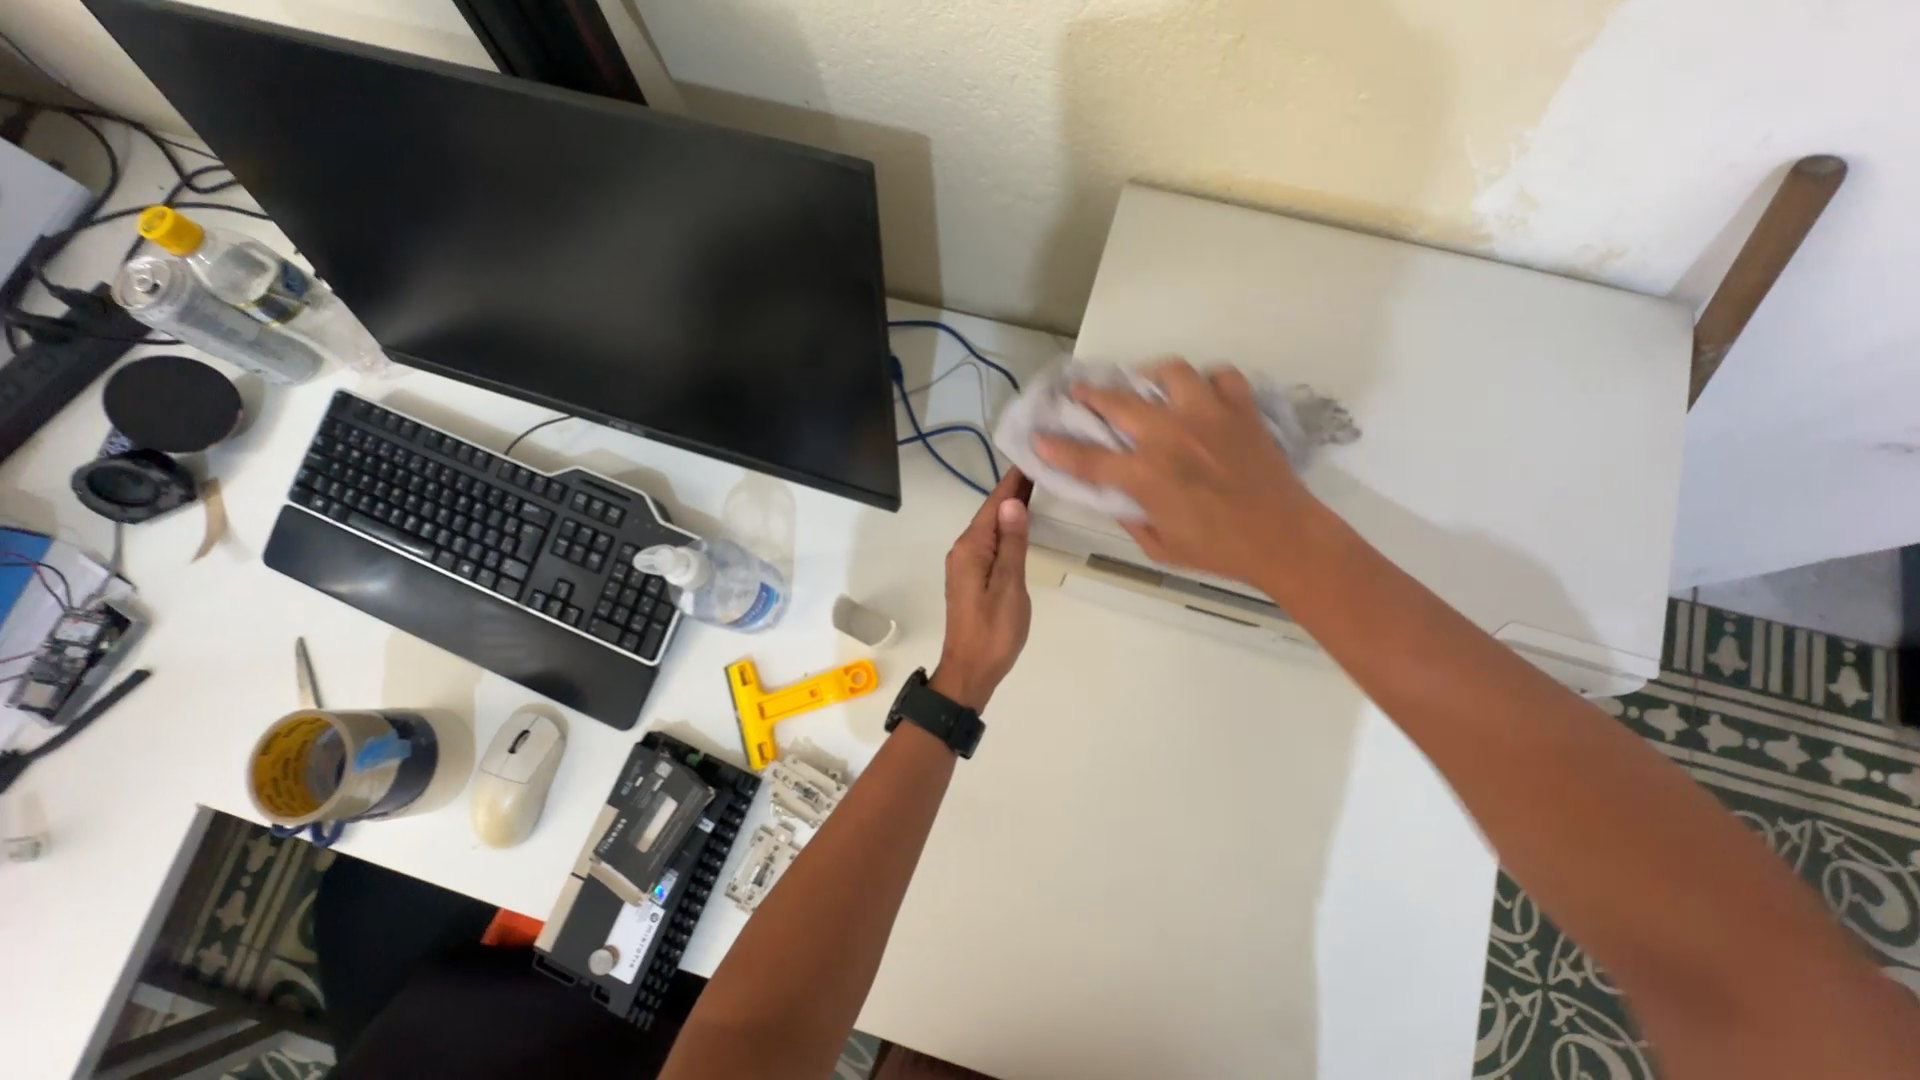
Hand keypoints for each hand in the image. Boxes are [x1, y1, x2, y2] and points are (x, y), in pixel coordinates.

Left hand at [929, 468, 1033, 710]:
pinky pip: (989, 544)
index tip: (1031, 456)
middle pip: (990, 514)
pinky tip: (1020, 526)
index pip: (994, 506)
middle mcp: (963, 551)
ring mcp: (965, 566)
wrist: (971, 671)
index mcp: (971, 549)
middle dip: (1013, 491)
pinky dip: (1005, 530)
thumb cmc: (993, 631)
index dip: (1012, 482)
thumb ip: (1012, 544)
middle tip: (1041, 467)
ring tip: (1036, 488)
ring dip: (1009, 509)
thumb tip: (1013, 503)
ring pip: (990, 528)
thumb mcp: (1009, 586)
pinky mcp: (971, 578)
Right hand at [1034, 359, 1325, 591]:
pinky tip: (1203, 395)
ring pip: (1171, 372)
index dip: (1057, 447)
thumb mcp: (1160, 547)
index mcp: (1145, 475)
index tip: (1039, 437)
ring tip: (1148, 382)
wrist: (1283, 538)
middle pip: (1119, 402)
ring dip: (1152, 375)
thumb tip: (1116, 496)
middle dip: (1091, 395)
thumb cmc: (1218, 551)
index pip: (1087, 458)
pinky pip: (1222, 377)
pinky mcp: (1240, 410)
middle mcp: (1170, 436)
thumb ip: (1131, 517)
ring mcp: (1208, 416)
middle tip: (1080, 392)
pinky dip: (1210, 382)